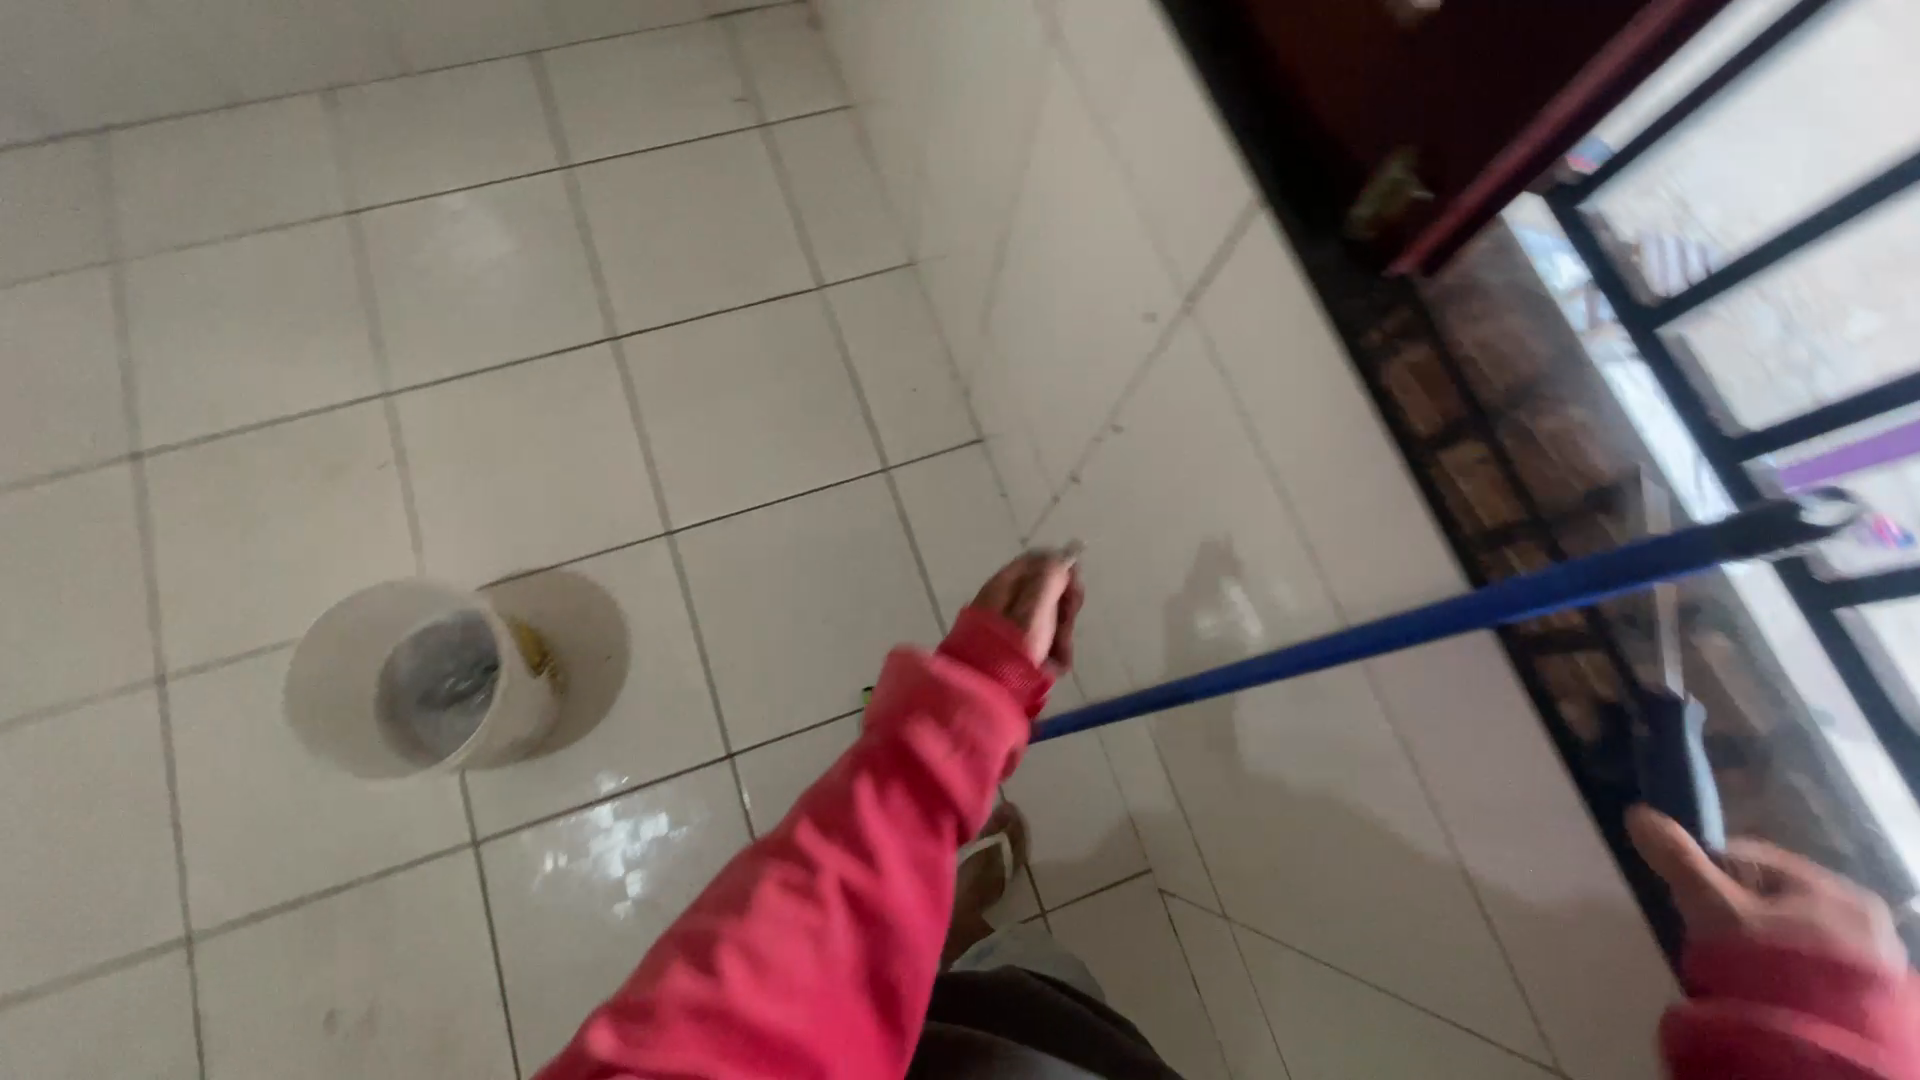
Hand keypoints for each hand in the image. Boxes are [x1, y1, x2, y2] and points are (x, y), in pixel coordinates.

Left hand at [968, 549, 1083, 672]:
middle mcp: (1007, 602)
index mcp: (1005, 585)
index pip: (1038, 561)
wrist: (989, 690)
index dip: (1061, 568)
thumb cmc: (1013, 644)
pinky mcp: (1017, 650)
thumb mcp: (1034, 608)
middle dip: (1064, 607)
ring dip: (1061, 635)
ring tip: (1057, 654)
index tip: (1075, 584)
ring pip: (1049, 620)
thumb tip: (1064, 553)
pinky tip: (1053, 666)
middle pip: (1047, 592)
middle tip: (1067, 621)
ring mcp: (1012, 627)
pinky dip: (1053, 652)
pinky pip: (1044, 642)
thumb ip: (1051, 579)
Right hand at [1627, 805, 1906, 972]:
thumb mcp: (1710, 904)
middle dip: (1732, 905)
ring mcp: (1871, 956)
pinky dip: (1778, 960)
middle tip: (1705, 925)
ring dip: (1753, 934)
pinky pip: (1805, 956)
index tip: (1685, 892)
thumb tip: (1639, 814)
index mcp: (1833, 888)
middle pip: (1769, 893)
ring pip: (1786, 926)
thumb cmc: (1765, 960)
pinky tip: (1756, 976)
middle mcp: (1862, 916)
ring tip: (1727, 955)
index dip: (1707, 869)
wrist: (1817, 1042)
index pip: (1750, 858)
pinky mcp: (1865, 989)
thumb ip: (1676, 858)